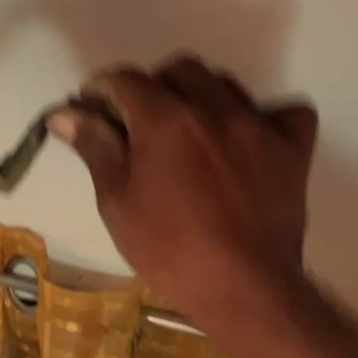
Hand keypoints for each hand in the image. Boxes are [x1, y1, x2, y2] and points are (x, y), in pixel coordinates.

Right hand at [47, 55, 318, 316]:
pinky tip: (243, 139)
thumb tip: (64, 113)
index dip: (101, 89)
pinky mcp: (293, 150)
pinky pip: (283, 111)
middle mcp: (214, 109)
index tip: (91, 110)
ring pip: (224, 84)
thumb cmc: (166, 247)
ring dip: (198, 96)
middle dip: (151, 87)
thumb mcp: (116, 199)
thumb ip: (94, 146)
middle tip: (136, 124)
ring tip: (184, 132)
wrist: (242, 288)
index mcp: (165, 119)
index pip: (125, 79)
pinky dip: (260, 117)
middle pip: (178, 70)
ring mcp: (259, 126)